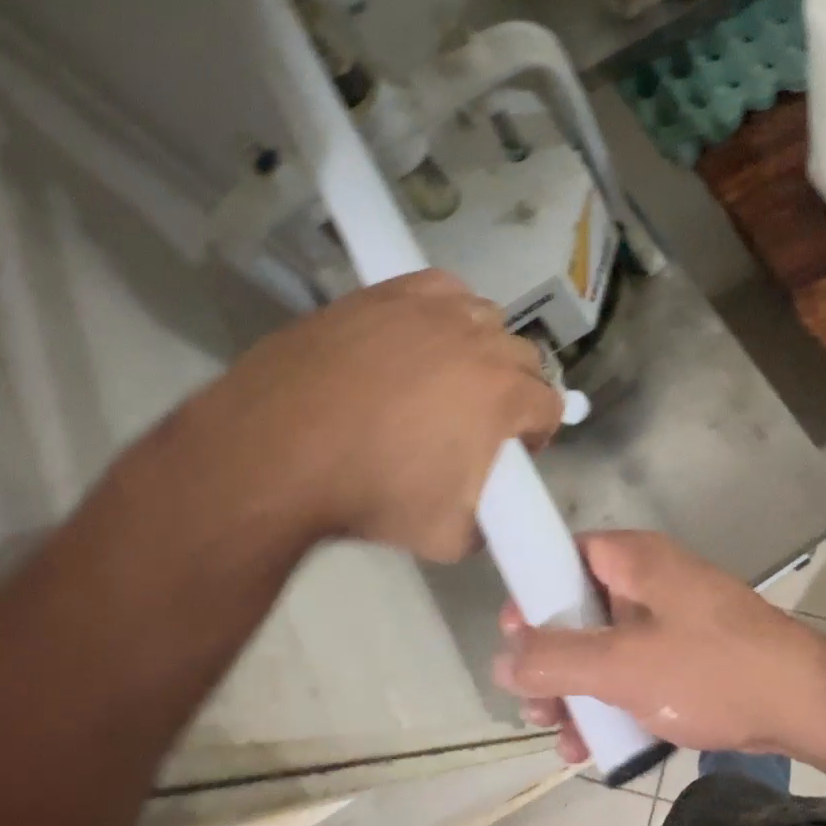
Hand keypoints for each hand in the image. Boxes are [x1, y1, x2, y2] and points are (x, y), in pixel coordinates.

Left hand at [187, 270, 560, 561]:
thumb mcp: (450, 536)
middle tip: (480, 421)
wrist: (274, 456)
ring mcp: (429, 312)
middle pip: (526, 358)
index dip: (537, 434)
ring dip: (483, 347)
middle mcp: (479, 343)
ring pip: (486, 318)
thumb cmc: (370, 496)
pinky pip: (441, 289)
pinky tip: (422, 337)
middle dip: (515, 389)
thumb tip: (489, 514)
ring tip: (449, 377)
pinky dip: (446, 310)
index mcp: (504, 396)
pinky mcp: (383, 295)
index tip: (510, 454)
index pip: (550, 405)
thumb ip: (490, 523)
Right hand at [492, 531, 825, 762]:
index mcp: (638, 561)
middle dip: (553, 663)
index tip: (512, 639)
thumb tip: (503, 659)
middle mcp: (656, 583)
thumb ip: (555, 659)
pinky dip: (616, 706)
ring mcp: (679, 623)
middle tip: (535, 708)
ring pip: (611, 651)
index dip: (533, 593)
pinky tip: (594, 750)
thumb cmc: (710, 672)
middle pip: (583, 612)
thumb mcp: (622, 666)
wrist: (804, 704)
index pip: (567, 555)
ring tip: (563, 740)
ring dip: (580, 694)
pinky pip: (642, 676)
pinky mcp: (696, 661)